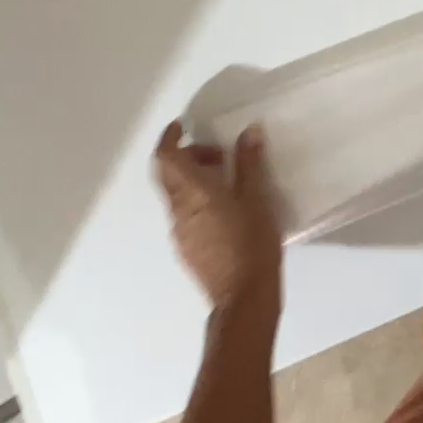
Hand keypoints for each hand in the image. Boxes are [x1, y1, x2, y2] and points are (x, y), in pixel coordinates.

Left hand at [154, 120, 282, 315]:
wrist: (244, 297)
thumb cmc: (252, 242)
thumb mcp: (257, 198)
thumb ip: (250, 163)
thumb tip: (247, 131)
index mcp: (193, 192)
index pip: (165, 156)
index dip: (170, 137)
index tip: (185, 125)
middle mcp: (179, 209)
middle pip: (169, 173)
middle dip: (189, 156)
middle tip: (220, 153)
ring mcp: (180, 231)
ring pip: (178, 195)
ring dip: (196, 179)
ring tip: (230, 181)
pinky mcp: (188, 248)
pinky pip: (187, 213)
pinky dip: (200, 200)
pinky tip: (228, 210)